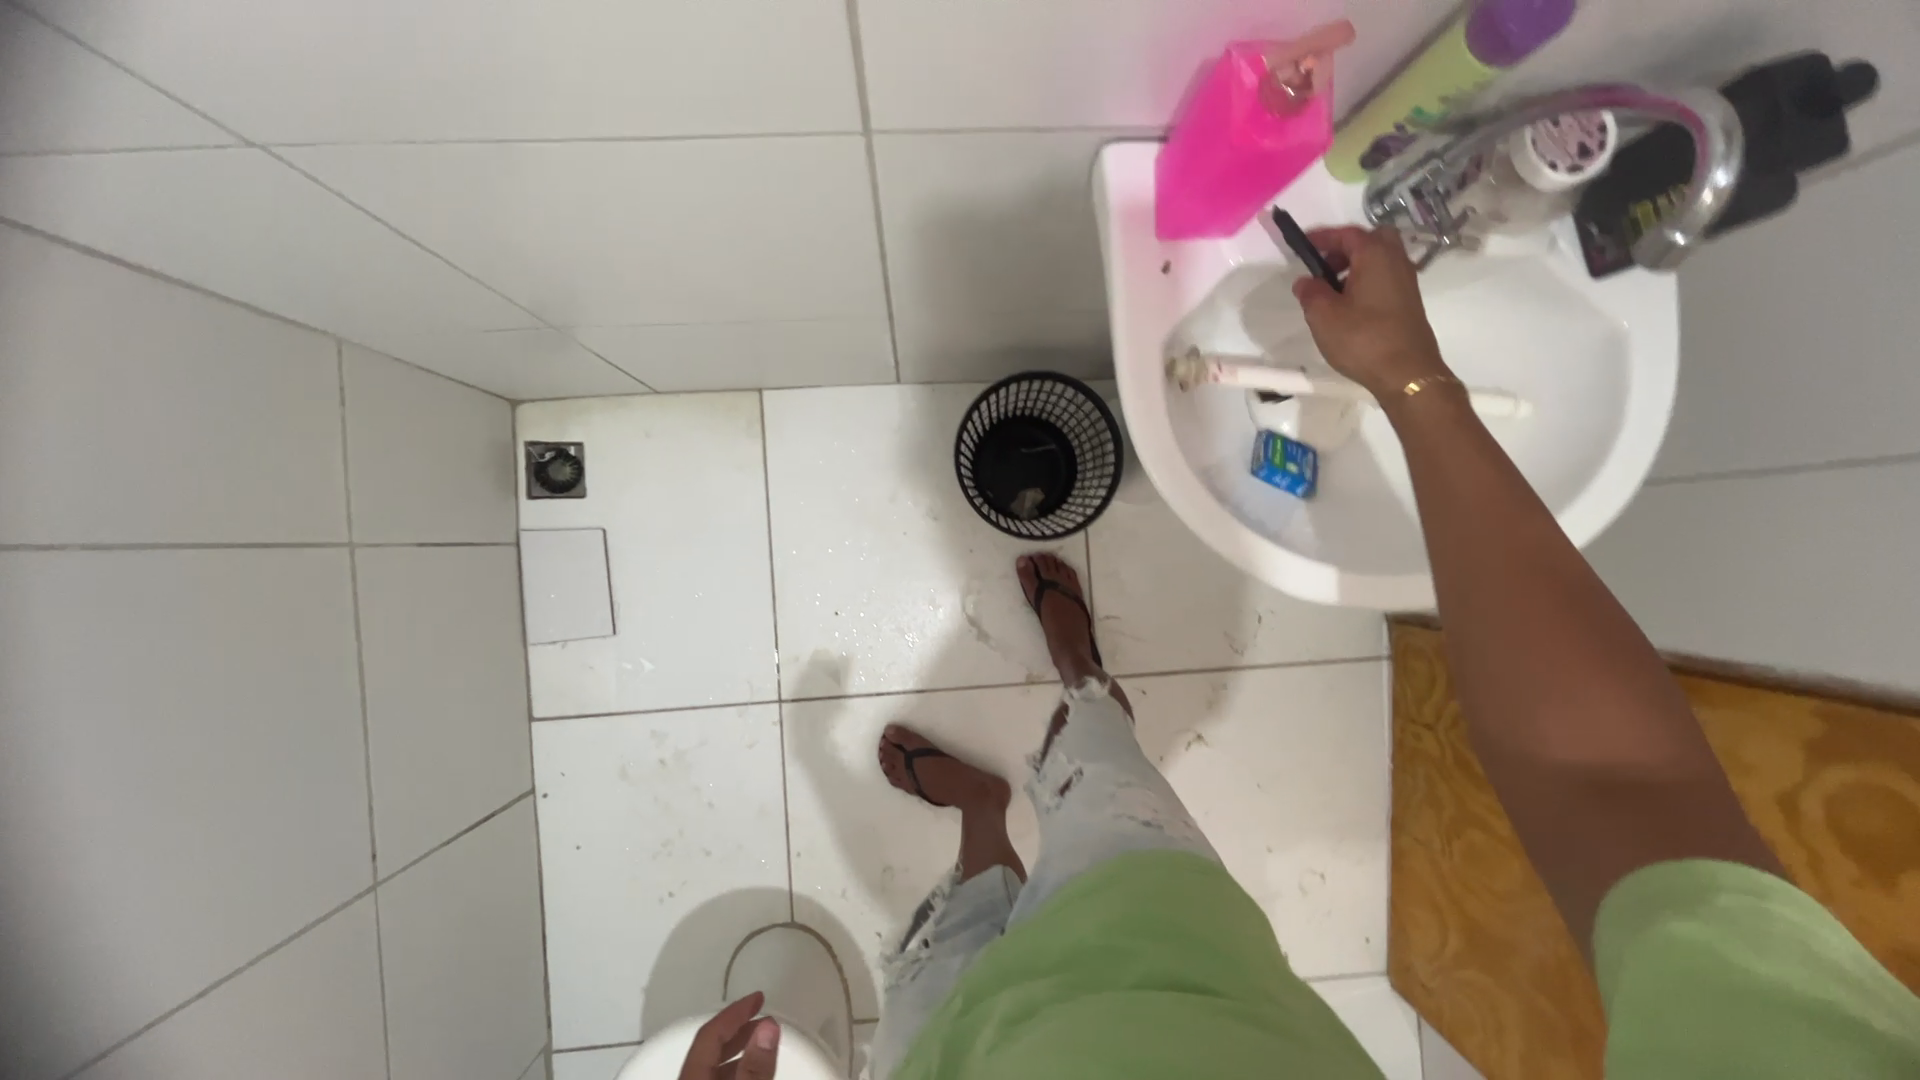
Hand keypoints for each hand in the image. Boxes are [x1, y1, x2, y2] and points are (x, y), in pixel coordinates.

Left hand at [678, 992, 779, 1079]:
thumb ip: (754, 1067)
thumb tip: (769, 1025)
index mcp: (690, 1077)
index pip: (709, 1034)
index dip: (735, 1012)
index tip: (759, 997)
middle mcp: (686, 1079)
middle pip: (707, 1047)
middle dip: (737, 1027)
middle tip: (764, 1016)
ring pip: (709, 1064)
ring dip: (736, 1048)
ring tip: (763, 1039)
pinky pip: (712, 1077)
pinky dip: (732, 1065)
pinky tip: (748, 1069)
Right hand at [1290, 226, 1451, 399]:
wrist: (1406, 372)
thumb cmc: (1362, 338)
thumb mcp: (1323, 316)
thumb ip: (1311, 293)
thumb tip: (1305, 281)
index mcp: (1375, 256)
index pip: (1347, 234)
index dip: (1323, 237)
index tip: (1302, 244)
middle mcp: (1396, 261)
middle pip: (1372, 239)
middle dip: (1346, 247)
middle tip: (1324, 266)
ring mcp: (1406, 281)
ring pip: (1380, 259)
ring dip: (1356, 266)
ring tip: (1332, 290)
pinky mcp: (1408, 301)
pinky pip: (1385, 278)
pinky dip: (1366, 281)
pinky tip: (1349, 305)